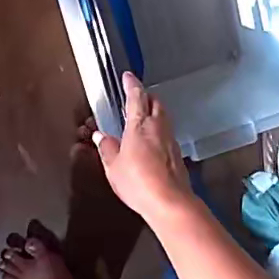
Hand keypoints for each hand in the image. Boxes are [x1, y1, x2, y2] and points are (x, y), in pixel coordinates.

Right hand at [95, 72, 193, 223]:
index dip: (131, 84)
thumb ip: (107, 148)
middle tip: (135, 97)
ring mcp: (170, 140)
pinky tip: (150, 142)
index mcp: (140, 125)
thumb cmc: (138, 182)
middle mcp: (158, 127)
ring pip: (163, 117)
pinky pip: (166, 134)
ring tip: (140, 119)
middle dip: (146, 97)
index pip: (136, 96)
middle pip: (155, 103)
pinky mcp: (177, 154)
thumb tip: (101, 137)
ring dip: (153, 113)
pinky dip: (158, 131)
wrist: (169, 202)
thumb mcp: (113, 166)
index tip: (128, 76)